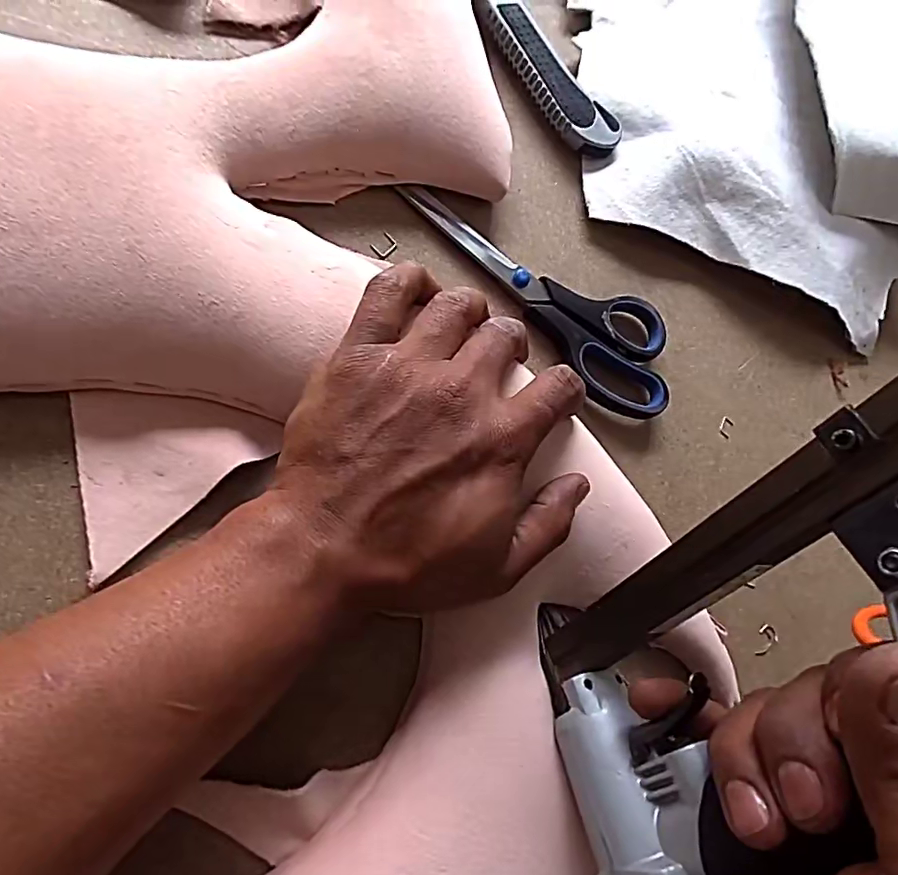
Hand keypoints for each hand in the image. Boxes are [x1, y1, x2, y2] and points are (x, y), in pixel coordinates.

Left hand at [269, 263, 588, 612]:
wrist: (323, 551)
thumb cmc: (402, 564)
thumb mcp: (497, 569)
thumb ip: (548, 525)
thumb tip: (575, 489)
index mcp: (500, 439)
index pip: (556, 388)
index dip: (563, 388)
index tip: (554, 393)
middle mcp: (461, 393)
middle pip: (505, 336)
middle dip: (511, 345)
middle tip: (500, 359)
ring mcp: (408, 368)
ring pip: (456, 306)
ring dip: (468, 311)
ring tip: (462, 325)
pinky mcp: (357, 359)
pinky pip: (388, 293)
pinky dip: (408, 282)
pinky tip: (415, 291)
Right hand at [632, 645, 897, 874]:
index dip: (870, 702)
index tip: (853, 762)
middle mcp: (897, 775)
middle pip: (827, 690)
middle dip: (796, 742)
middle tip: (808, 814)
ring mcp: (825, 783)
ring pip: (766, 711)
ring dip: (743, 760)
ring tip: (762, 830)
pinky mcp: (764, 798)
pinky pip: (719, 739)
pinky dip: (686, 721)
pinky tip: (664, 709)